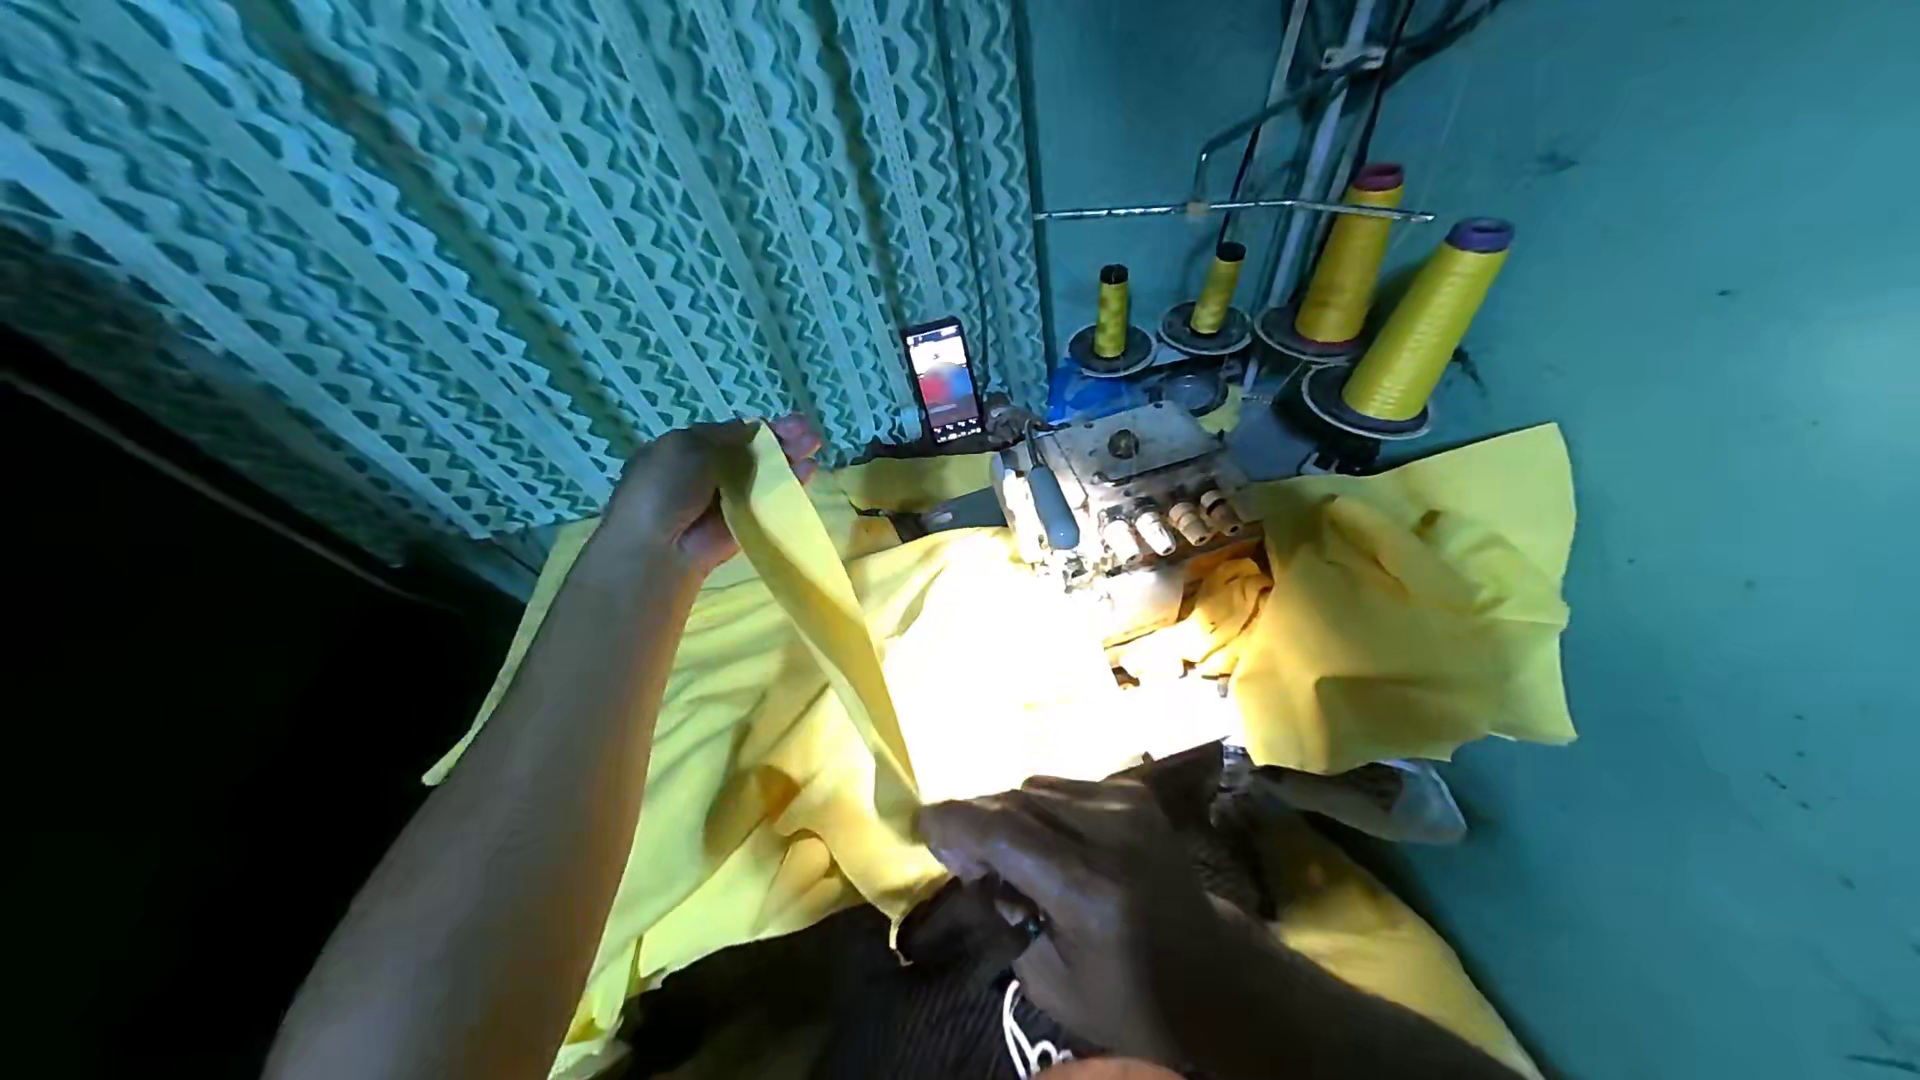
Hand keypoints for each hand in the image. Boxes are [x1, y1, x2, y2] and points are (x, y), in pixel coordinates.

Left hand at [599, 413, 821, 575]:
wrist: (660, 544)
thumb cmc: (666, 486)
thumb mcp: (686, 446)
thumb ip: (726, 436)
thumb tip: (754, 429)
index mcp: (690, 449)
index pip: (734, 434)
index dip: (761, 427)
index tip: (788, 422)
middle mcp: (711, 471)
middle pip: (755, 452)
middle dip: (782, 438)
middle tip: (808, 431)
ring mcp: (731, 497)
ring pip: (767, 474)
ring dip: (791, 458)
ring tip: (814, 444)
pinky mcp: (747, 521)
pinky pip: (771, 500)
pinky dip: (791, 486)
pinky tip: (809, 471)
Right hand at [918, 777, 1240, 1066]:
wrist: (1212, 972)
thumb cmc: (1128, 997)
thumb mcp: (1049, 980)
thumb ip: (1001, 912)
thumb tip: (971, 860)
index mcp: (1090, 888)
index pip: (1003, 831)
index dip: (954, 822)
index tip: (921, 824)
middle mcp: (1110, 831)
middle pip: (1014, 801)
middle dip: (974, 820)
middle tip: (958, 854)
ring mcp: (1126, 804)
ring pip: (1033, 788)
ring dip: (1007, 815)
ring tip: (1008, 855)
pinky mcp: (1134, 793)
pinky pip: (1061, 787)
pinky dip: (1039, 809)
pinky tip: (1046, 842)